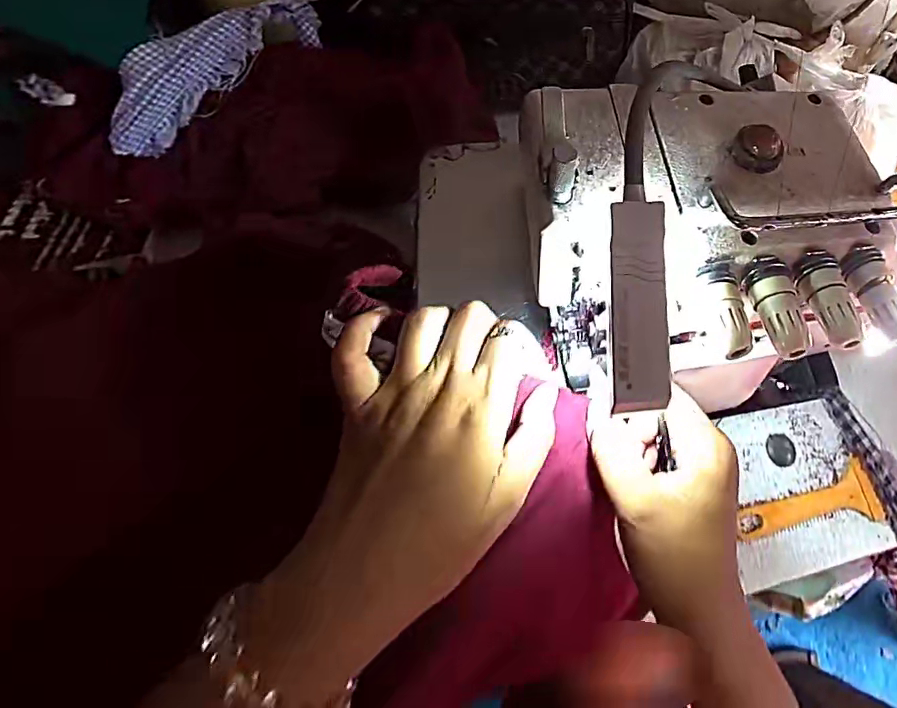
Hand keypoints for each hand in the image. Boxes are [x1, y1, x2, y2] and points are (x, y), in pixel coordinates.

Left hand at [247, 302, 558, 697]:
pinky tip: (381, 323)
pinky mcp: (355, 404)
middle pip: (469, 317)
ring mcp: (392, 391)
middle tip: (489, 353)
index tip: (522, 369)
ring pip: (421, 320)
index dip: (520, 345)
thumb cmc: (443, 542)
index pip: (507, 339)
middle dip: (486, 324)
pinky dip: (363, 327)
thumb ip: (535, 436)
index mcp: (480, 406)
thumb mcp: (509, 496)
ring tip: (450, 343)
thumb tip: (546, 394)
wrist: (360, 579)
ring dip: (442, 320)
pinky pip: (350, 350)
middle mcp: (438, 386)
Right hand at [590, 388, 797, 707]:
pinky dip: (643, 468)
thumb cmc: (680, 565)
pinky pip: (662, 458)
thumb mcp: (637, 503)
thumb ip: (615, 455)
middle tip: (620, 462)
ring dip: (635, 452)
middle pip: (661, 414)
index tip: (607, 415)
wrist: (697, 613)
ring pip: (659, 437)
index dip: (632, 403)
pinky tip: (636, 494)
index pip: (666, 396)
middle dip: (632, 432)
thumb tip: (598, 420)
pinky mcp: (694, 485)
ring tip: (630, 484)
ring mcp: (705, 468)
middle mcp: (712, 450)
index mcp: (709, 445)